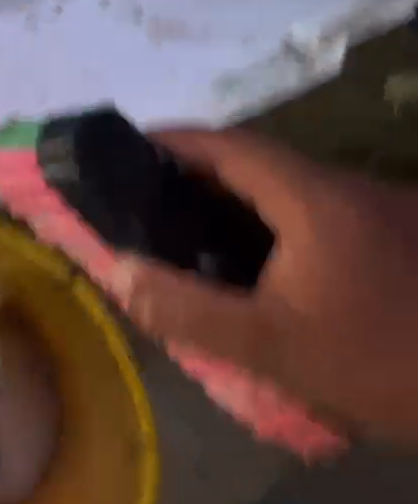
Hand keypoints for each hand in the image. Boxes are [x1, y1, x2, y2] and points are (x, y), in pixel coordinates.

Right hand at [109, 128, 417, 448]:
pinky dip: (277, 225)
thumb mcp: (271, 347)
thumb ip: (183, 307)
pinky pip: (327, 217)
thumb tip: (116, 270)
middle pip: (262, 165)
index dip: (171, 140)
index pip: (231, 146)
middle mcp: (361, 195)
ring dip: (237, 202)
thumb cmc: (391, 363)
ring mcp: (396, 218)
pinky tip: (262, 265)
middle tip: (142, 201)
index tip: (120, 150)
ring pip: (296, 192)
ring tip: (190, 235)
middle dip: (195, 175)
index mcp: (320, 203)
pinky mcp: (412, 246)